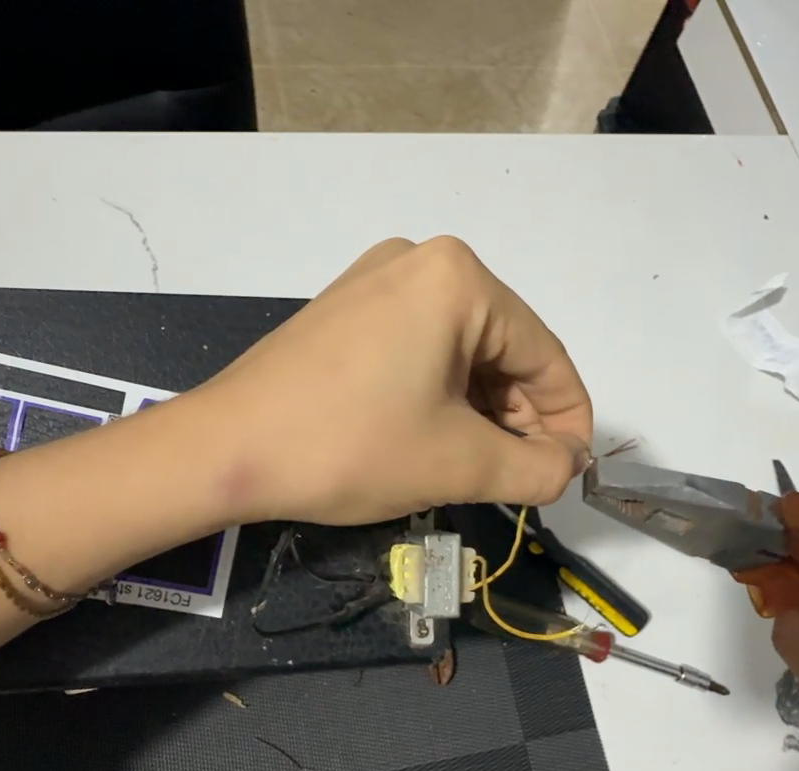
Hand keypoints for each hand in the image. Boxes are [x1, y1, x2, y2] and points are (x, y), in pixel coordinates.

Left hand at [178, 237, 593, 525]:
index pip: (545, 355)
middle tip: (523, 479)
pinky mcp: (346, 312)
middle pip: (503, 350)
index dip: (569, 421)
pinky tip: (438, 439)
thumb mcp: (459, 464)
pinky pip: (419, 351)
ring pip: (461, 354)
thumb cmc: (350, 448)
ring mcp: (376, 283)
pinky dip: (440, 397)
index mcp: (458, 279)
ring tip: (481, 468)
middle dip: (520, 419)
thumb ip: (536, 468)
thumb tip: (568, 466)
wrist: (226, 450)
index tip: (572, 474)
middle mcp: (420, 262)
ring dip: (482, 413)